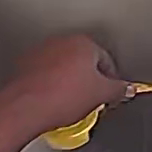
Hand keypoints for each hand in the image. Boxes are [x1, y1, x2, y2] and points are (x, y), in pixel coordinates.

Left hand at [1, 34, 130, 132]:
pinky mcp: (26, 65)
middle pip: (84, 60)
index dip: (111, 80)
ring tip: (72, 101)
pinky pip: (47, 73)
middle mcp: (62, 43)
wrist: (25, 108)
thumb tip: (125, 89)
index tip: (111, 93)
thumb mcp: (101, 95)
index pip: (107, 60)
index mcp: (83, 43)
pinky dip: (53, 84)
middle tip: (93, 98)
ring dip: (71, 81)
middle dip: (90, 79)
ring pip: (64, 66)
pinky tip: (55, 99)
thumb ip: (119, 89)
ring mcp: (42, 52)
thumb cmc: (61, 97)